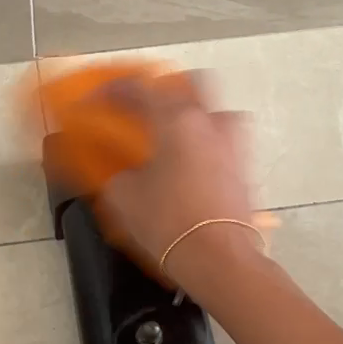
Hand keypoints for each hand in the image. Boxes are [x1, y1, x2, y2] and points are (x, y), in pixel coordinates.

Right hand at [97, 72, 260, 290]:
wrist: (220, 259)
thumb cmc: (169, 222)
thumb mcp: (125, 199)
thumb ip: (119, 176)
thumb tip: (123, 176)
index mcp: (177, 120)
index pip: (142, 88)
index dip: (114, 89)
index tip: (96, 98)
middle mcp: (210, 123)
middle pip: (194, 84)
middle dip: (169, 89)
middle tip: (149, 106)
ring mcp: (234, 145)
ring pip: (216, 113)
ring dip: (195, 116)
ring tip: (175, 136)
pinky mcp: (246, 170)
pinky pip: (223, 143)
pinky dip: (206, 145)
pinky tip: (191, 166)